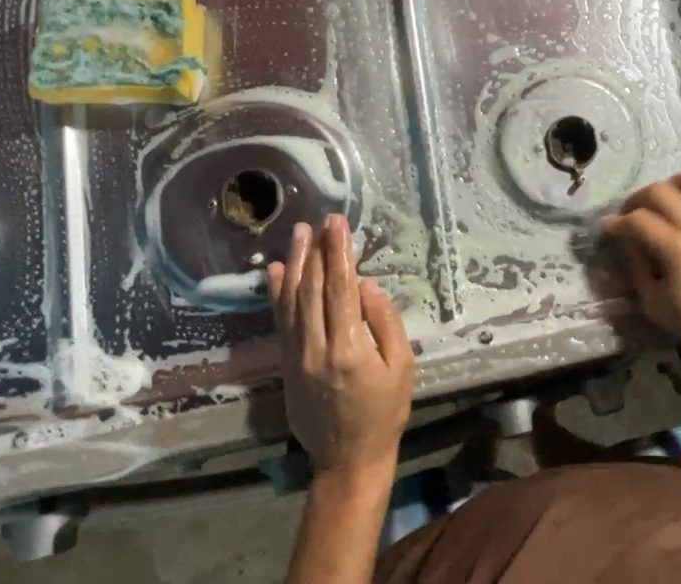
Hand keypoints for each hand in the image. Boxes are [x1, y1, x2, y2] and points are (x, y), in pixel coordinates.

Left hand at [267, 215, 414, 479]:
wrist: (347, 459)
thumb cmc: (384, 412)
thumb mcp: (402, 367)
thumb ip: (385, 322)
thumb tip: (366, 286)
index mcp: (349, 348)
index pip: (342, 288)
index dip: (339, 253)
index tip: (338, 224)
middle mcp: (316, 348)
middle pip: (313, 289)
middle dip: (317, 251)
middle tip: (319, 221)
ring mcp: (296, 357)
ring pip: (292, 301)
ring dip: (296, 265)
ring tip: (298, 235)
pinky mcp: (286, 365)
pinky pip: (281, 322)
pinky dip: (278, 294)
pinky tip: (279, 272)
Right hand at [603, 171, 680, 362]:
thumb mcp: (654, 302)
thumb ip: (637, 267)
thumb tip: (628, 242)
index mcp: (677, 248)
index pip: (638, 220)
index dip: (617, 222)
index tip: (607, 227)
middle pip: (660, 191)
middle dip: (637, 199)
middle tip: (629, 215)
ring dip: (673, 184)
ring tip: (663, 201)